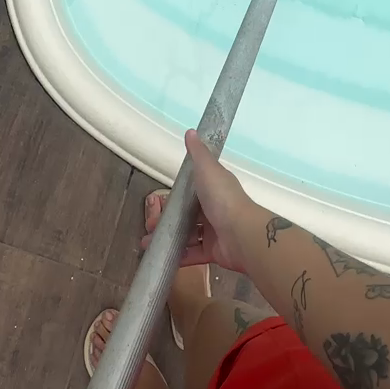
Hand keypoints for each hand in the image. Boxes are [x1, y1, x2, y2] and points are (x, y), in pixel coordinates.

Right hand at [141, 130, 261, 274]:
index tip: (156, 203)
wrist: (242, 234)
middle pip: (185, 215)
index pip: (188, 192)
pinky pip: (193, 254)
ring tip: (147, 244)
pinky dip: (178, 256)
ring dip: (167, 239)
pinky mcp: (213, 251)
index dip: (171, 197)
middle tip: (148, 227)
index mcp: (212, 189)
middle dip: (165, 221)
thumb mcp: (207, 169)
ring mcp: (213, 231)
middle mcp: (213, 209)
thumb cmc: (222, 198)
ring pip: (186, 235)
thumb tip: (191, 131)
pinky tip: (160, 257)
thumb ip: (197, 153)